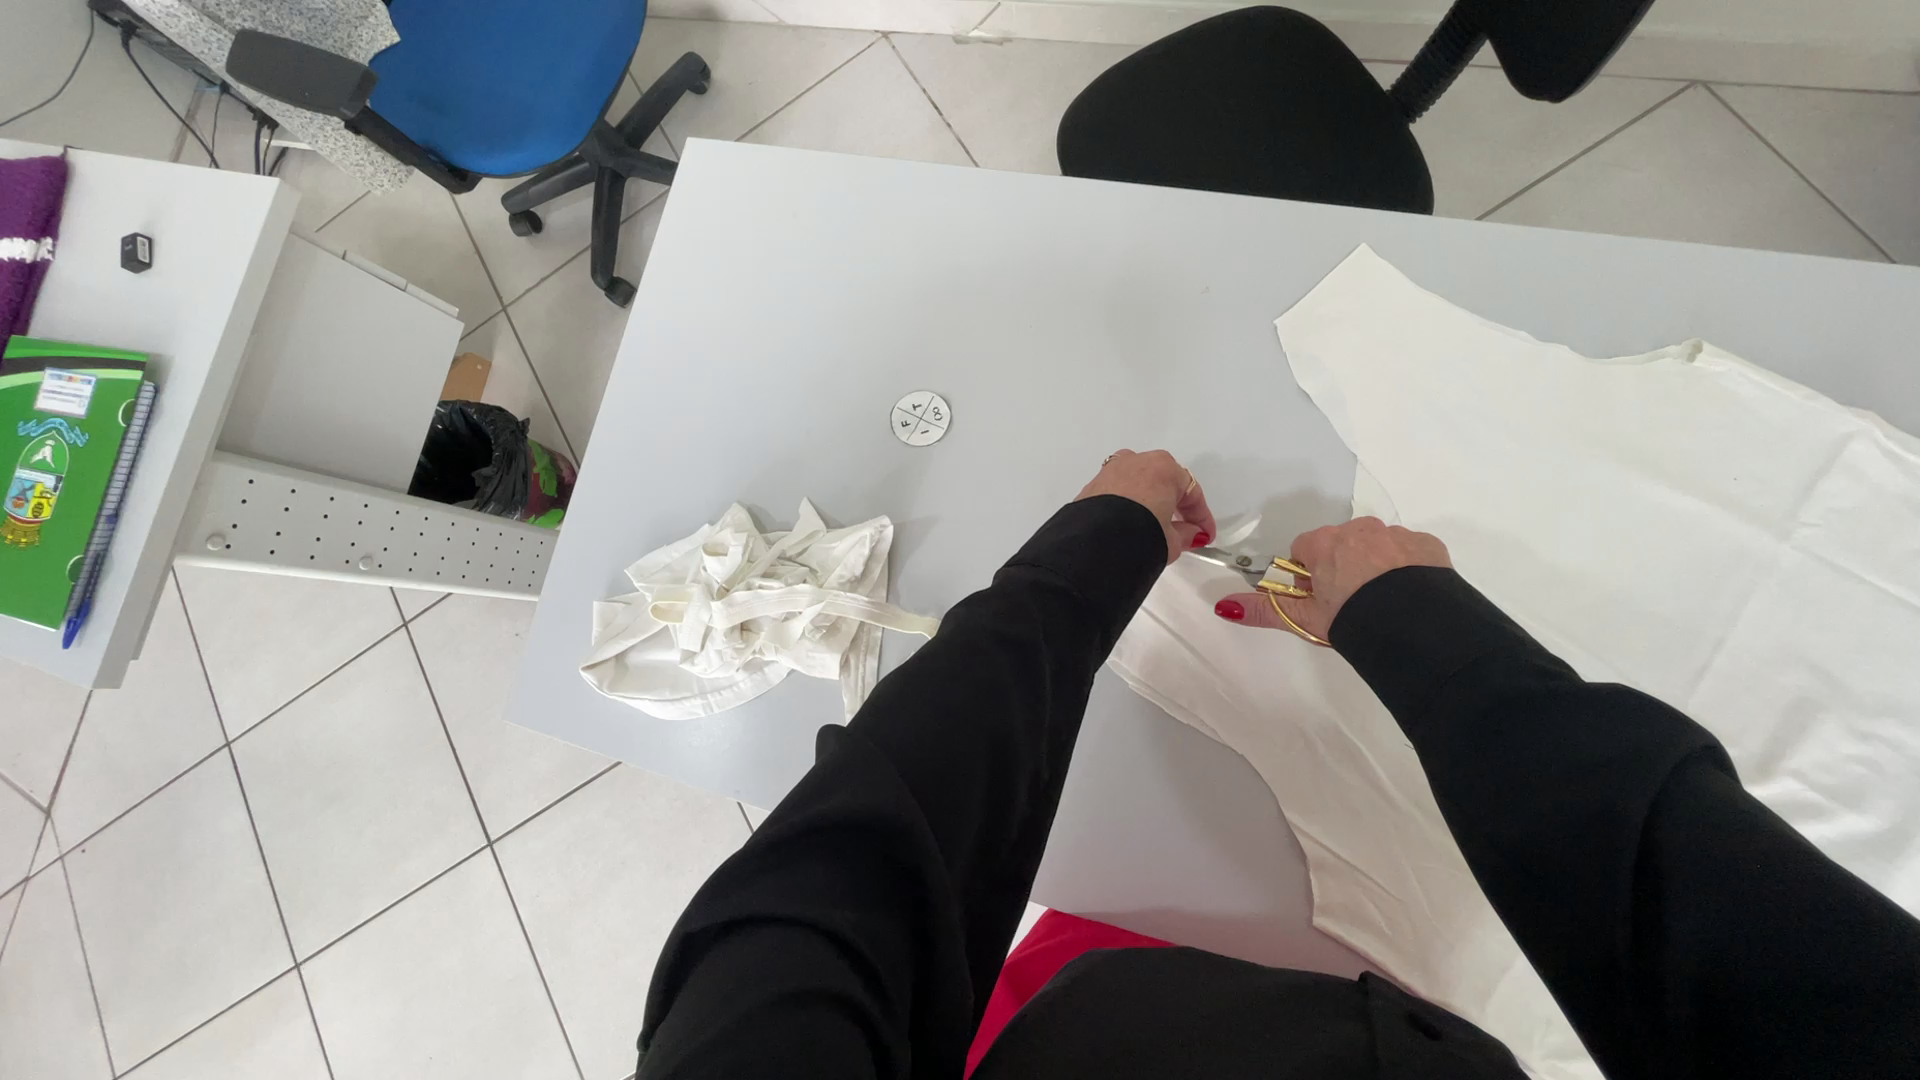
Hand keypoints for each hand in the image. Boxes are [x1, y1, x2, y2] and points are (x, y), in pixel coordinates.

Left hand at [1076, 449, 1218, 563]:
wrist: (1096, 543)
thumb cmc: (1139, 532)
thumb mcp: (1172, 541)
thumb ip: (1186, 534)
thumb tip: (1190, 534)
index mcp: (1164, 467)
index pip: (1192, 492)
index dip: (1201, 517)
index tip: (1204, 534)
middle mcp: (1136, 461)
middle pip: (1163, 483)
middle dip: (1174, 506)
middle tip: (1183, 530)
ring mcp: (1111, 471)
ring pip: (1138, 485)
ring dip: (1148, 503)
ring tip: (1154, 529)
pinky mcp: (1092, 486)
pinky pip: (1118, 493)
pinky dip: (1127, 505)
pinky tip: (1129, 526)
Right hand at [1213, 517, 1450, 642]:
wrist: (1415, 625)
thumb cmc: (1350, 617)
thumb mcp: (1303, 618)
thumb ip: (1262, 609)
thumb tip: (1222, 606)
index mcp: (1323, 542)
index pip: (1303, 550)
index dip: (1307, 575)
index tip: (1318, 598)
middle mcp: (1357, 529)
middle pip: (1339, 545)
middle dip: (1341, 567)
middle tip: (1348, 603)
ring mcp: (1394, 534)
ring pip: (1375, 547)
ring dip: (1373, 567)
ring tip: (1380, 602)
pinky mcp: (1426, 543)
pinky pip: (1408, 553)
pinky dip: (1406, 569)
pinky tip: (1407, 596)